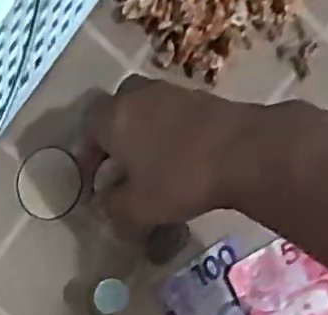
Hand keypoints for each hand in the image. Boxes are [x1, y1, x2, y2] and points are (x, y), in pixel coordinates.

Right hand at [83, 76, 259, 234]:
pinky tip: (172, 162)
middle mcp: (138, 96)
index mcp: (114, 118)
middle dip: (111, 142)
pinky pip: (167, 116)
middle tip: (115, 170)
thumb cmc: (178, 181)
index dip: (85, 160)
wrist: (242, 152)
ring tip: (144, 171)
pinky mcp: (197, 98)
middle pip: (114, 113)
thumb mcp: (135, 208)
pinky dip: (162, 136)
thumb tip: (102, 201)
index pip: (87, 130)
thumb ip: (111, 206)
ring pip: (142, 112)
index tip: (92, 187)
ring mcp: (170, 93)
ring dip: (138, 139)